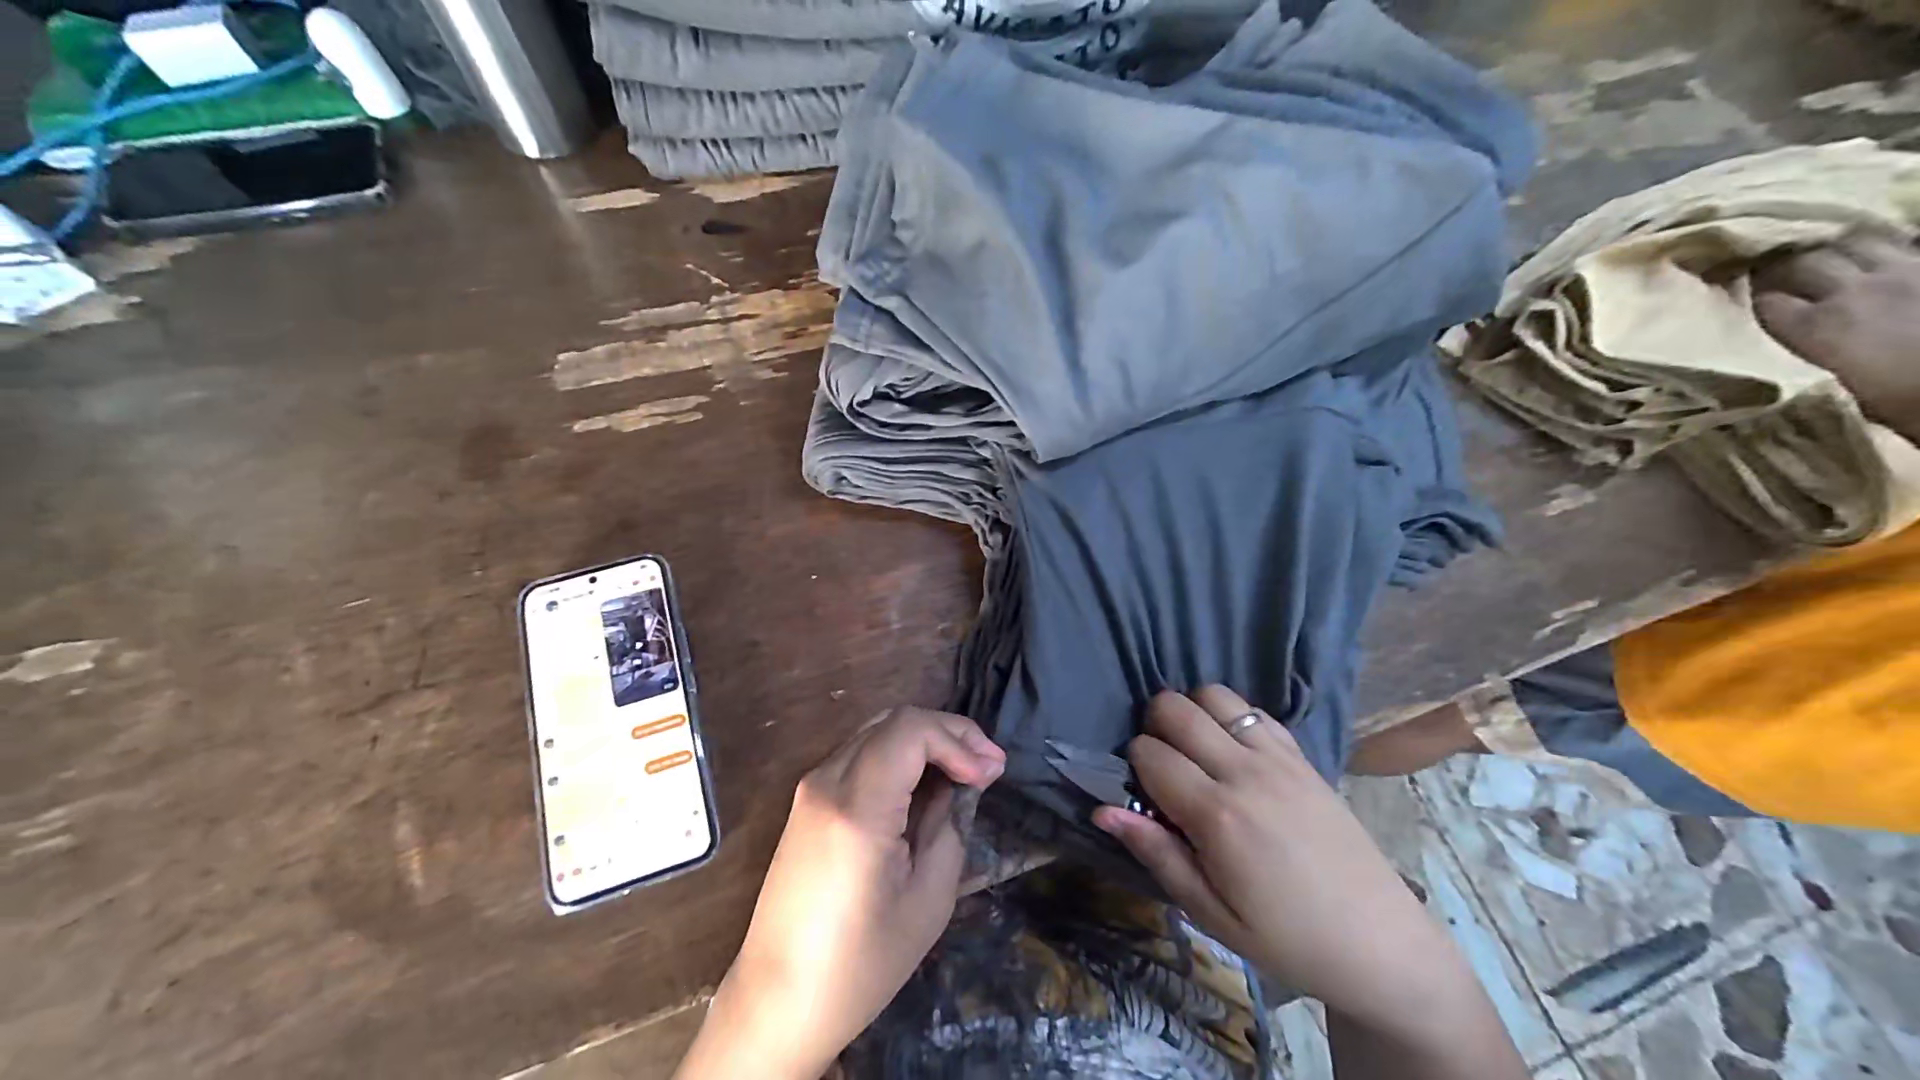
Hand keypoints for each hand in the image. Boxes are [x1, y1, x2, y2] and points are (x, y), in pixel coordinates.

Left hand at [675, 707, 1004, 1079]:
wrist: (779, 999)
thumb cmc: (860, 964)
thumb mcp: (928, 899)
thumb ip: (947, 826)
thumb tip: (956, 785)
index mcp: (857, 807)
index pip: (910, 730)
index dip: (958, 739)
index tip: (989, 773)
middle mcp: (827, 782)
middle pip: (895, 721)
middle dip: (949, 734)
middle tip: (989, 765)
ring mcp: (811, 788)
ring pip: (878, 732)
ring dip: (925, 742)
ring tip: (965, 771)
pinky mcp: (807, 802)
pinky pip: (861, 755)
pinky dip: (900, 757)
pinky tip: (925, 782)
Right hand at [1094, 686, 1524, 1079]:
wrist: (1381, 943)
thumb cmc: (1287, 938)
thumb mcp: (1211, 914)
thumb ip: (1156, 853)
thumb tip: (1101, 811)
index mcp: (1217, 815)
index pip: (1148, 752)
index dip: (1134, 767)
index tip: (1145, 794)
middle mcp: (1245, 772)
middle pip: (1174, 707)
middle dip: (1154, 726)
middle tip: (1164, 767)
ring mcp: (1279, 758)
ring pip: (1214, 694)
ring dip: (1193, 712)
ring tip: (1196, 752)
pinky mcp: (1303, 757)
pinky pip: (1255, 710)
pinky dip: (1232, 717)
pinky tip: (1234, 752)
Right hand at [1755, 233, 1919, 442]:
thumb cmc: (1908, 401)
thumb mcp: (1838, 394)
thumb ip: (1803, 366)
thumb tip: (1768, 357)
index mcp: (1817, 328)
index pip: (1761, 302)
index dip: (1742, 297)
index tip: (1725, 298)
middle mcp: (1852, 291)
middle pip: (1802, 261)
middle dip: (1778, 264)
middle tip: (1762, 269)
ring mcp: (1907, 271)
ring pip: (1854, 241)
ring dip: (1831, 247)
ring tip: (1817, 253)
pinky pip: (1906, 241)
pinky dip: (1885, 244)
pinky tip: (1875, 252)